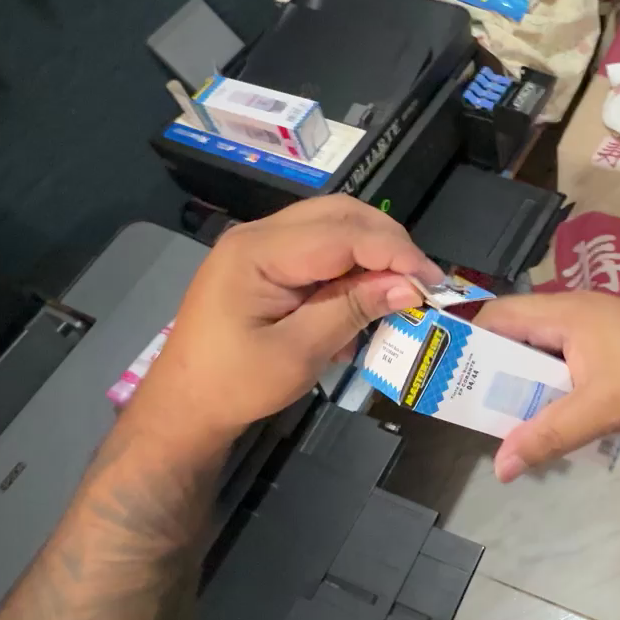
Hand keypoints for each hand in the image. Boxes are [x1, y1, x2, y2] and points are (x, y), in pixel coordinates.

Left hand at [125, 197, 442, 449]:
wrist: (185, 405)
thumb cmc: (236, 384)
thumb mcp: (299, 352)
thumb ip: (352, 310)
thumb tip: (408, 286)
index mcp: (258, 252)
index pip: (343, 234)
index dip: (394, 252)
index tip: (433, 281)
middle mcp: (259, 235)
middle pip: (340, 215)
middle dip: (388, 243)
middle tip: (421, 281)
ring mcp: (262, 247)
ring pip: (335, 227)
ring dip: (373, 254)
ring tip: (397, 292)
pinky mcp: (268, 264)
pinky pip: (322, 251)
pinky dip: (352, 270)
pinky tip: (361, 304)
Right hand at [474, 291, 619, 480]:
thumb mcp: (595, 412)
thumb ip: (546, 436)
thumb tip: (501, 467)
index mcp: (564, 312)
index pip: (498, 314)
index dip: (470, 338)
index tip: (452, 372)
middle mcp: (574, 306)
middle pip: (517, 325)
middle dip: (494, 358)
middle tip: (477, 395)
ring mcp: (594, 318)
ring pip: (541, 337)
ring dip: (523, 365)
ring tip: (509, 401)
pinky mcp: (609, 333)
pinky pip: (562, 345)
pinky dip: (548, 368)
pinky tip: (551, 396)